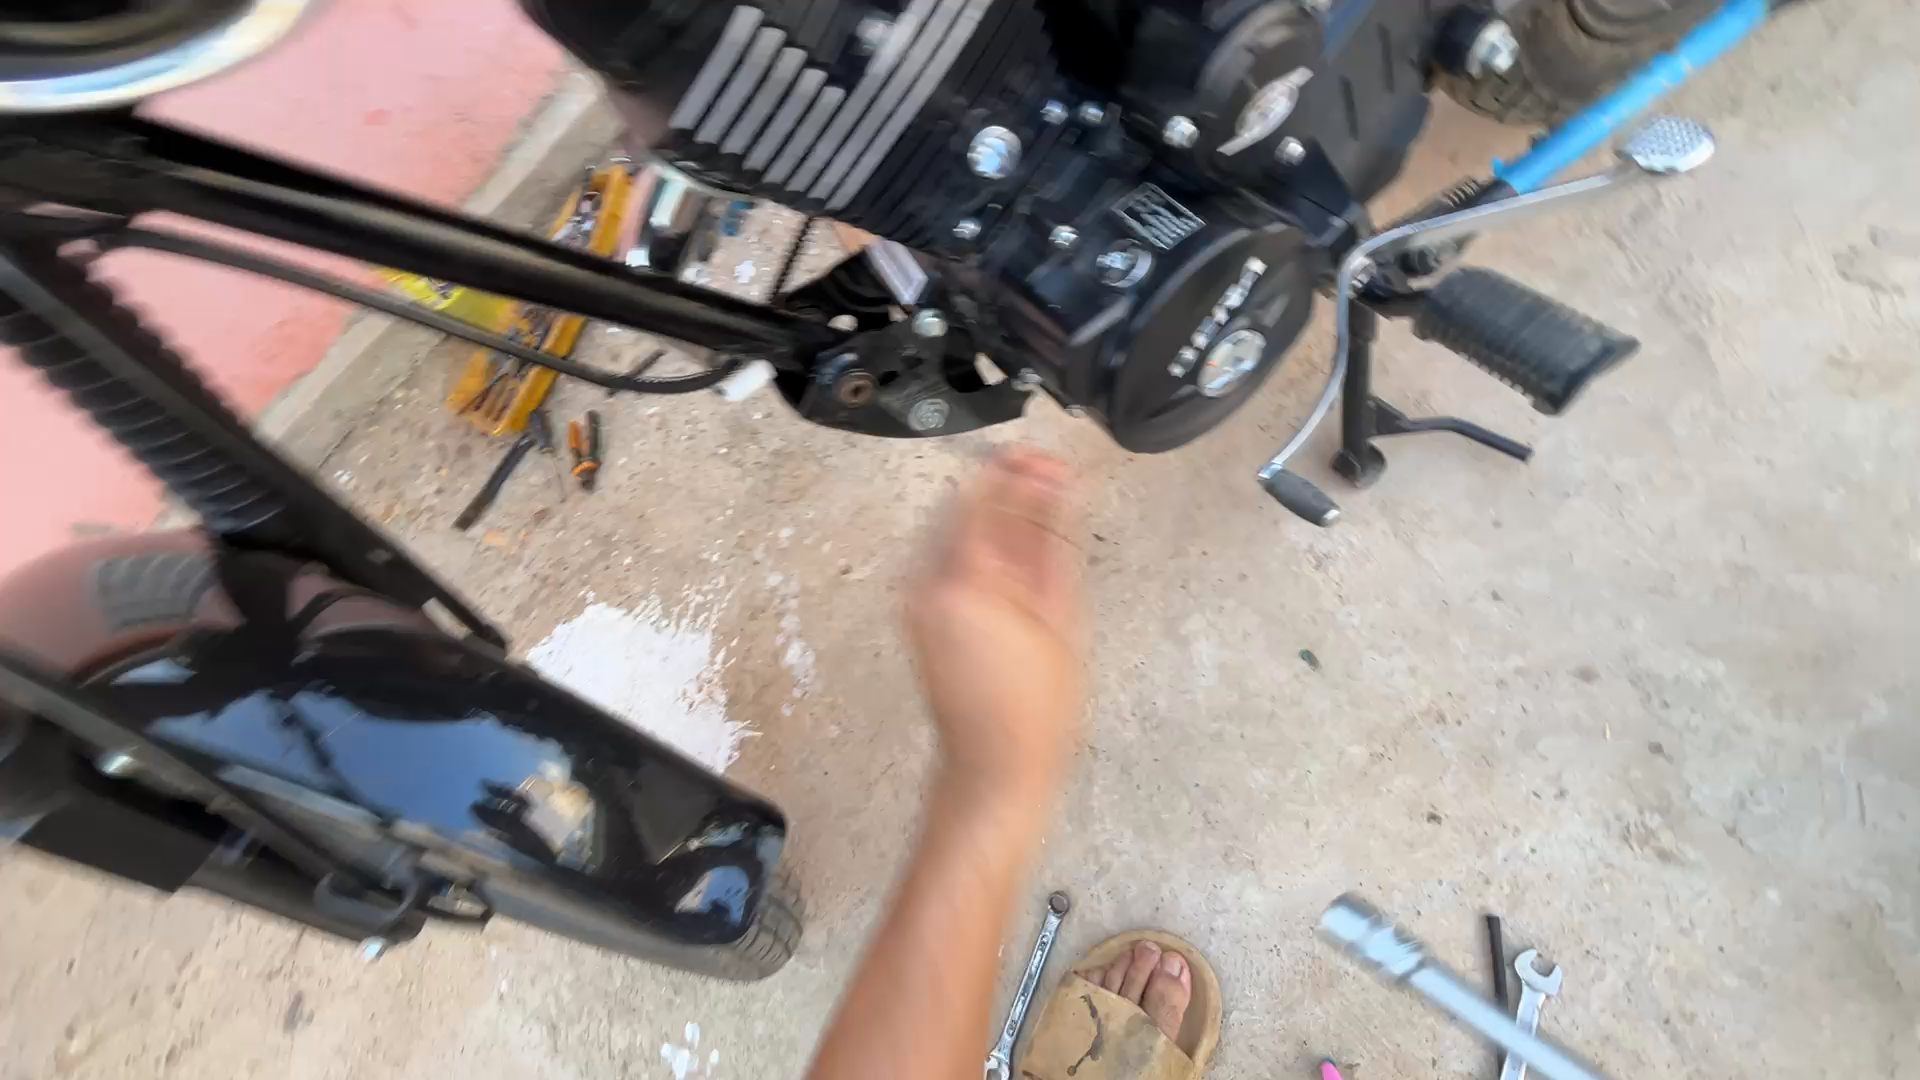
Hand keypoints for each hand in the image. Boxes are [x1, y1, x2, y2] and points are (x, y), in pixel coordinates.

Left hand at [906, 448, 1084, 800]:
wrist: (993, 769)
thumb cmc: (1037, 706)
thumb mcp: (1060, 617)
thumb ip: (1055, 542)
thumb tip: (1063, 486)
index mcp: (962, 579)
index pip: (983, 494)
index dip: (1018, 467)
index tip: (1050, 459)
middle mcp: (926, 582)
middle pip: (962, 506)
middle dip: (1008, 486)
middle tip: (1053, 482)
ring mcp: (915, 600)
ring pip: (952, 531)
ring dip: (995, 516)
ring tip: (1043, 516)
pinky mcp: (917, 617)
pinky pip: (945, 561)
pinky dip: (980, 547)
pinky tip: (1016, 554)